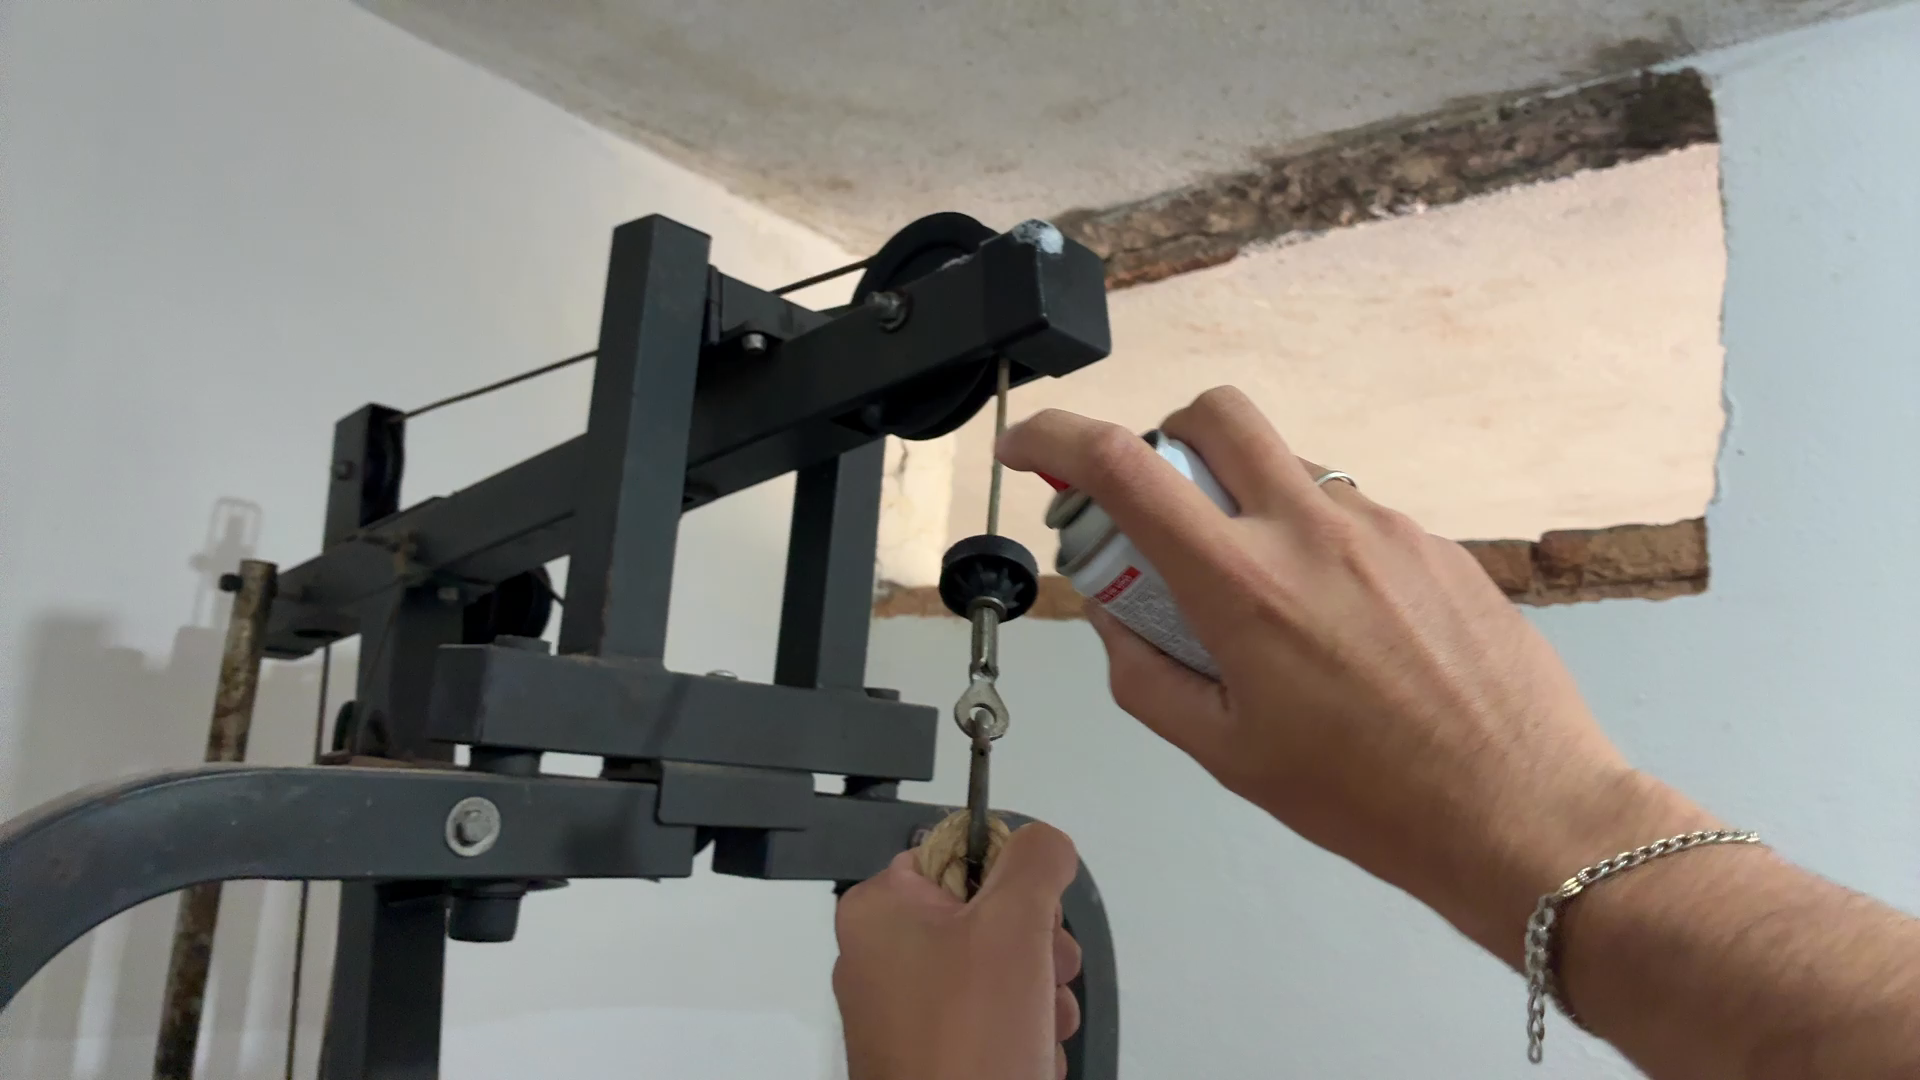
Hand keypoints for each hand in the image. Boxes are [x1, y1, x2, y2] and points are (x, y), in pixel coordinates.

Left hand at [833, 823, 1083, 1079]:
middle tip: (1050, 971)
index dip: (1006, 876)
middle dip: (1034, 943)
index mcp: (880, 909)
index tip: (1035, 911)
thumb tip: (1044, 839)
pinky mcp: (925, 1056)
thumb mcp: (1014, 925)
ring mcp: (900, 1011)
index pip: (955, 853)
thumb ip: (1036, 861)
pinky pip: (983, 1017)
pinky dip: (1018, 1031)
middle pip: (981, 912)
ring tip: (1046, 1024)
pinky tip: (1032, 1056)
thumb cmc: (971, 1035)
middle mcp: (880, 954)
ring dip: (1037, 990)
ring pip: (992, 967)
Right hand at [997, 387, 1710, 962]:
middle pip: (1215, 412)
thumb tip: (1109, 609)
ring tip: (1261, 595)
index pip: (1122, 468)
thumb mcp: (1219, 749)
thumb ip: (1139, 669)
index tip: (1024, 448)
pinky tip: (1334, 617)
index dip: (1054, 440)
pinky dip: (1304, 537)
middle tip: (1159, 503)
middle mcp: (1308, 529)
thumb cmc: (1358, 796)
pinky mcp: (1431, 538)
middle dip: (1162, 435)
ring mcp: (1380, 523)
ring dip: (1240, 502)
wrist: (1527, 816)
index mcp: (1241, 584)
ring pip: (1282, 466)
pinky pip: (1340, 509)